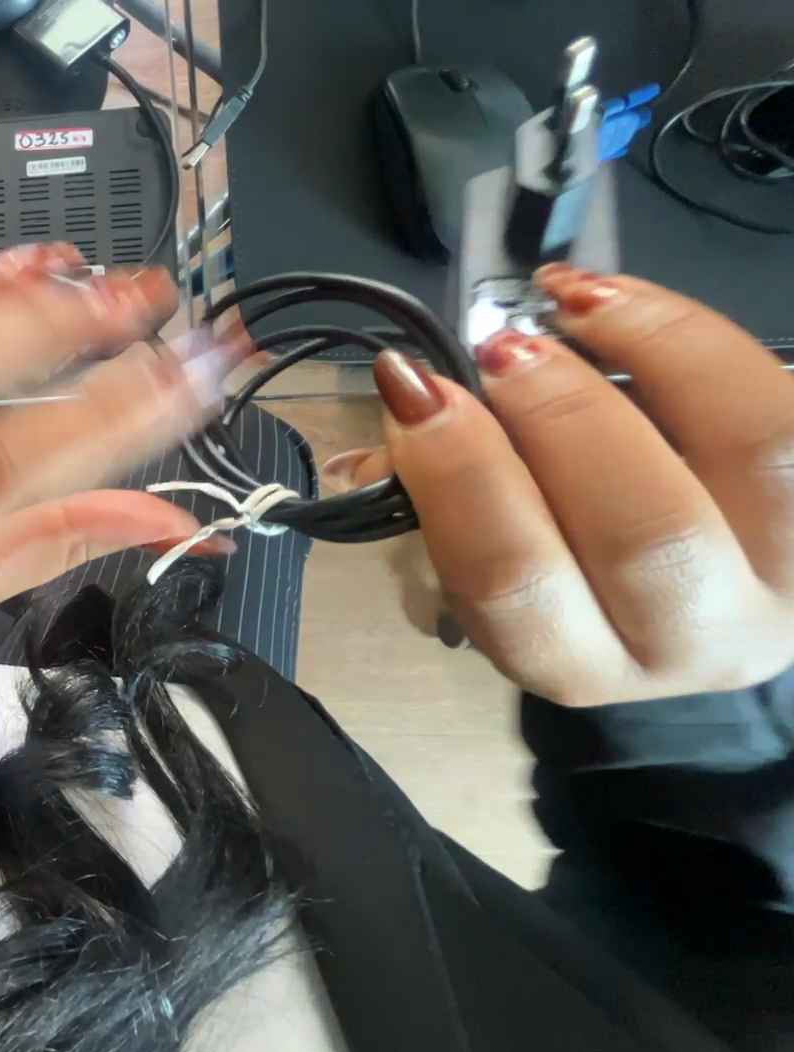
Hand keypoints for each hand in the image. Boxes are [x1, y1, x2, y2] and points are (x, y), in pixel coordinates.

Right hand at [343, 266, 793, 706]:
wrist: (690, 618)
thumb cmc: (551, 588)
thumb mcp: (474, 574)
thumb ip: (432, 503)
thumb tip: (386, 429)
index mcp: (567, 656)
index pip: (508, 571)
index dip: (456, 470)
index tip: (410, 387)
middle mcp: (695, 640)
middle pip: (640, 524)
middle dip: (557, 413)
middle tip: (500, 347)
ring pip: (758, 454)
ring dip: (656, 355)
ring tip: (576, 303)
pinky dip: (705, 343)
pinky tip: (628, 304)